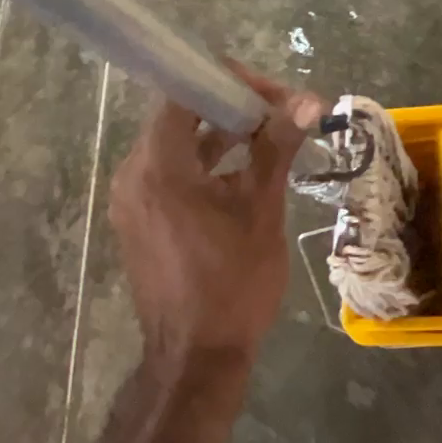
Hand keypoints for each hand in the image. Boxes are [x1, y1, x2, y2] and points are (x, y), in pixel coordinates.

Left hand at [108, 65, 323, 362]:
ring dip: (222, 138)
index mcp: (158, 165)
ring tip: (272, 141)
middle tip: (281, 115)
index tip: (273, 96)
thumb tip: (309, 98)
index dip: (230, 83)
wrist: (197, 359)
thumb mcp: (261, 208)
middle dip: (233, 109)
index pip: (184, 92)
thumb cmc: (233, 282)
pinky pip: (172, 175)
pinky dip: (207, 166)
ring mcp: (131, 199)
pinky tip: (245, 175)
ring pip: (178, 147)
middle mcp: (133, 174)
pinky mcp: (139, 221)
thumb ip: (277, 146)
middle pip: (180, 117)